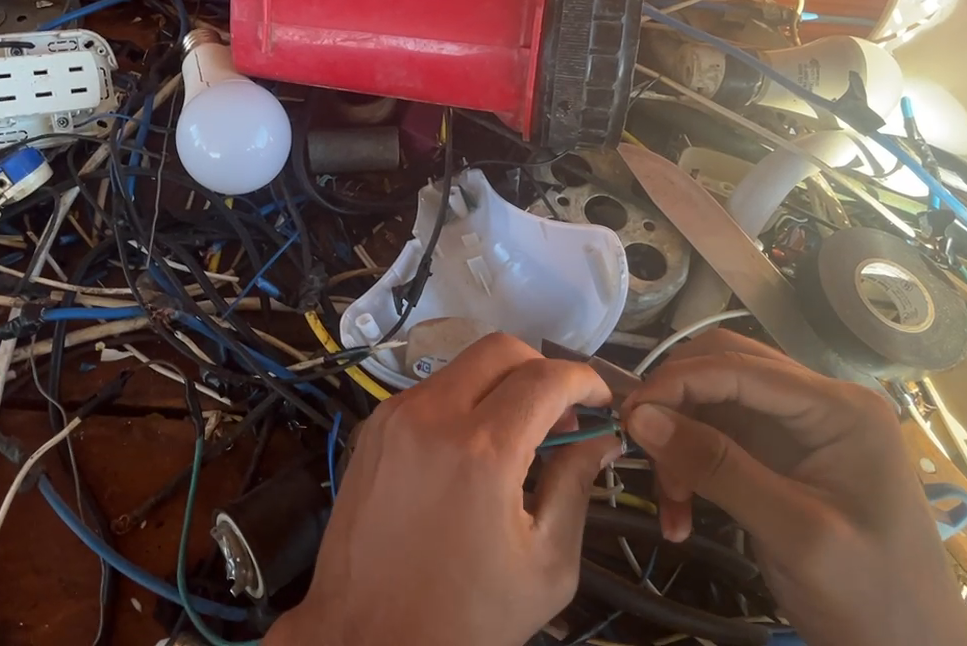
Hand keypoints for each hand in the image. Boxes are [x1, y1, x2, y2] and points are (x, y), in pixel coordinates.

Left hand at [268, 333, 618, 645]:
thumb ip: (574, 485)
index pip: (544, 378)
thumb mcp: (544, 563)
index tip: (600, 402)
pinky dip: (463, 401)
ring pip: (462, 366)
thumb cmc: (466, 616)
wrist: (365, 636)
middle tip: (562, 414)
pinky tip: (475, 448)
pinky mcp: (373, 426)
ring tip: (521, 435)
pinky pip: (430, 391)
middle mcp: (433, 413)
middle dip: (541, 369)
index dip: (583, 381)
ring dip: (500, 384)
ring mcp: (394, 414)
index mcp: (481, 449)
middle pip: (499, 350)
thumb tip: (600, 438)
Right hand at [621, 331, 966, 645]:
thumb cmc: (873, 599)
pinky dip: (689, 467)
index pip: (736, 365)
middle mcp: (819, 402)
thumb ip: (717, 468)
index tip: (626, 418)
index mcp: (840, 407)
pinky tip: (681, 514)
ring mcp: (799, 428)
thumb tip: (639, 416)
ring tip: (670, 503)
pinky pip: (715, 437)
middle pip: (720, 367)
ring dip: (677, 442)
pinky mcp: (779, 455)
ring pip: (710, 402)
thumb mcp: (794, 534)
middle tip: (638, 446)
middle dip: (674, 405)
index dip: (674, 382)